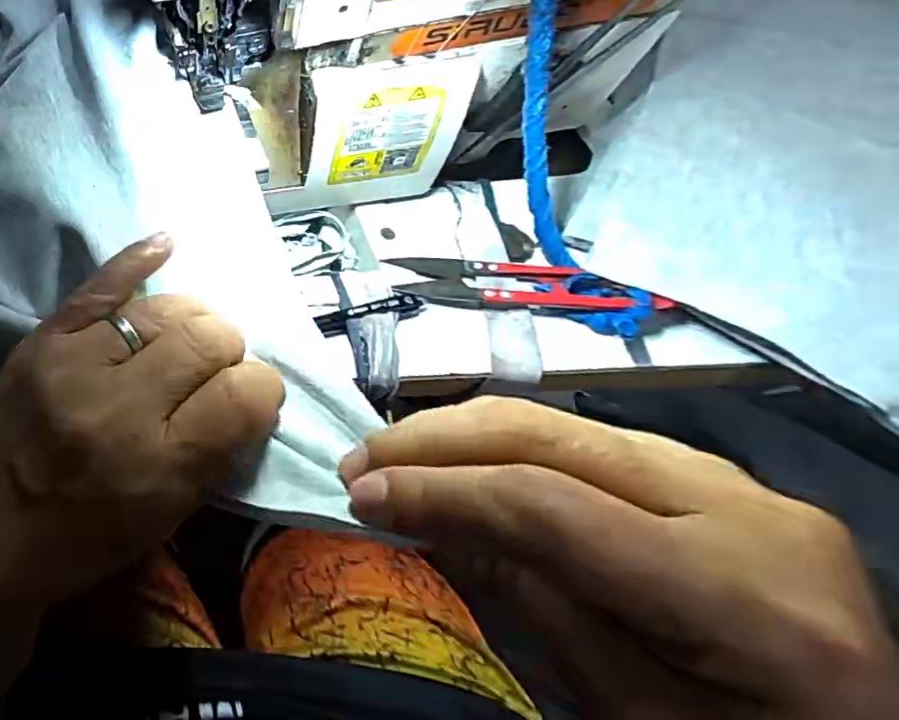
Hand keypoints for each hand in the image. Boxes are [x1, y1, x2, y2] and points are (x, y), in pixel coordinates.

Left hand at [0, 234, 285, 608]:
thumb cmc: (72, 542)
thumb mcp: (158, 522)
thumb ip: (209, 456)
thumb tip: (246, 394)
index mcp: (156, 466)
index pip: (243, 397)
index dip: (261, 390)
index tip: (252, 396)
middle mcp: (117, 405)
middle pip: (204, 342)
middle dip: (228, 349)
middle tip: (218, 367)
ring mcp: (72, 362)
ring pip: (161, 311)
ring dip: (191, 319)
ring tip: (190, 335)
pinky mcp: (41, 339)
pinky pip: (97, 287)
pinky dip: (135, 262)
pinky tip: (166, 243)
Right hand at [341, 397, 898, 718]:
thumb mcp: (619, 696)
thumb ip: (518, 588)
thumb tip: (404, 512)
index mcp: (751, 600)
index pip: (548, 506)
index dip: (438, 490)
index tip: (358, 496)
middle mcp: (748, 512)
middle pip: (542, 437)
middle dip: (429, 442)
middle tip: (357, 465)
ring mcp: (727, 477)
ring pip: (548, 418)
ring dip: (450, 432)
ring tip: (387, 457)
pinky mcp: (699, 466)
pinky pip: (570, 431)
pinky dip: (491, 437)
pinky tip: (448, 457)